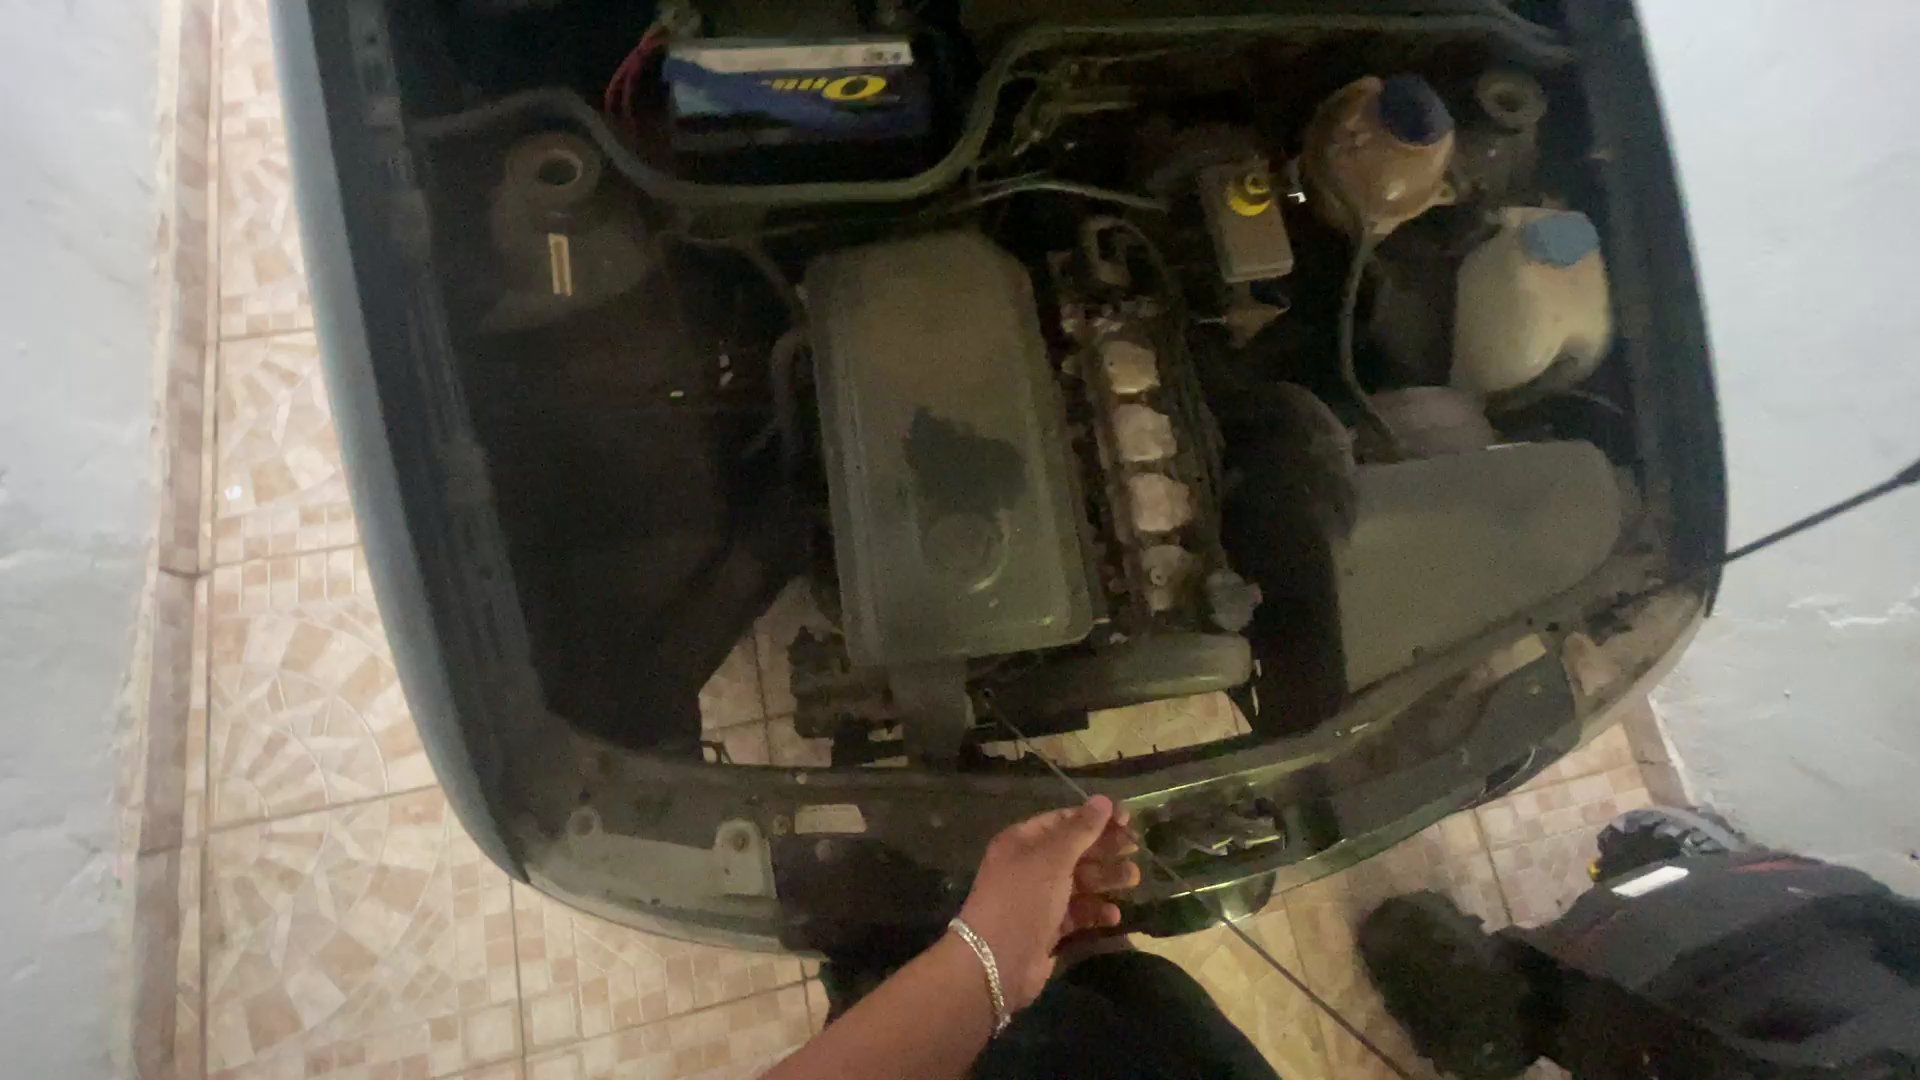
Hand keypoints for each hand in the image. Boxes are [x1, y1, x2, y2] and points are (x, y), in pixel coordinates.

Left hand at [956, 795, 1139, 1010]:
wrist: (995, 962)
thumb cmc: (1023, 899)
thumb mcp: (1052, 859)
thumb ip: (1080, 830)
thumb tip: (1104, 800)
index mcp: (1023, 841)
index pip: (1063, 821)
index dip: (1094, 818)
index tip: (1127, 819)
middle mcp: (1030, 866)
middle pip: (1074, 850)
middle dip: (1104, 849)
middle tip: (1136, 848)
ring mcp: (1039, 898)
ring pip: (1079, 882)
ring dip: (1105, 879)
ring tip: (1133, 878)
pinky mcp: (1048, 928)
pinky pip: (1077, 913)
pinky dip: (1095, 912)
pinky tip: (1114, 916)